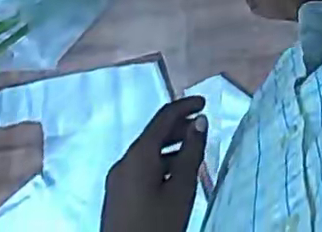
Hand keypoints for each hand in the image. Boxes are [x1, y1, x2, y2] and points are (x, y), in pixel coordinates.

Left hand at [102, 96, 207, 231]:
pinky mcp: (116, 197)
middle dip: (179, 127)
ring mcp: (117, 181)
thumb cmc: (158, 226)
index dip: (185, 106)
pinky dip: (159, 162)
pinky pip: (140, 168)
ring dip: (171, 147)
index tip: (204, 102)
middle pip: (153, 133)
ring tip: (193, 153)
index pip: (163, 117)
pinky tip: (174, 176)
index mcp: (138, 155)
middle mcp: (124, 162)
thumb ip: (192, 151)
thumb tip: (199, 121)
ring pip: (147, 152)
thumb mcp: (181, 188)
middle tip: (202, 128)